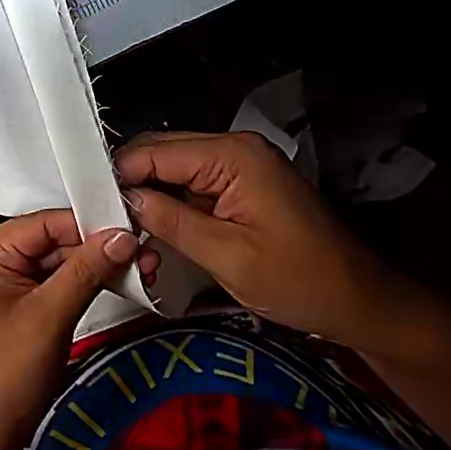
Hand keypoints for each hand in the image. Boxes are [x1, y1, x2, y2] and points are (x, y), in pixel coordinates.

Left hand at [0, 209, 156, 449]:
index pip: (48, 223)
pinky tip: (114, 285)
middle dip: (99, 251)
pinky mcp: (16, 303)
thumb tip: (118, 239)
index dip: (92, 227)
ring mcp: (3, 281)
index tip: (129, 231)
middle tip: (141, 256)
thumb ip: (87, 270)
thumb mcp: (49, 316)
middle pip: (55, 241)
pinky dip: (84, 286)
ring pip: (59, 262)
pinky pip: (55, 283)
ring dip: (97, 269)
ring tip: (136, 271)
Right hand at [115, 131, 450, 361]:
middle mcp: (234, 148)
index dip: (119, 174)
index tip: (90, 203)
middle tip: (104, 220)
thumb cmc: (299, 280)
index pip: (156, 151)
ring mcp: (239, 164)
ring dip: (150, 196)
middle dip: (131, 183)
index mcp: (232, 156)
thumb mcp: (227, 256)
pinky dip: (172, 205)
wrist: (360, 301)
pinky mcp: (241, 184)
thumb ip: (171, 221)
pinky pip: (193, 184)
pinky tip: (155, 231)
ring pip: (173, 168)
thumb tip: (125, 199)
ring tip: (126, 230)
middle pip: (162, 153)